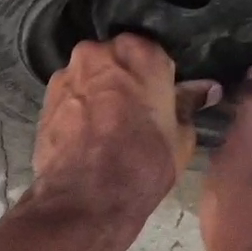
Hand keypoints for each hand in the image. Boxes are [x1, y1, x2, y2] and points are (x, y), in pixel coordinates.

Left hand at [31, 34, 217, 223]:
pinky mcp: (44, 98)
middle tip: (134, 116)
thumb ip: (189, 105)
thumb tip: (207, 89)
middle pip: (118, 62)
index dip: (159, 82)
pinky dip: (78, 110)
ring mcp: (67, 74)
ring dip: (99, 95)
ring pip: (90, 78)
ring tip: (106, 131)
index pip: (156, 57)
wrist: (85, 198)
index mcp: (140, 52)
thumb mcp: (180, 137)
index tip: (161, 103)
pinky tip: (86, 137)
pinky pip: (70, 98)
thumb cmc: (142, 165)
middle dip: (125, 83)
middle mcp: (99, 52)